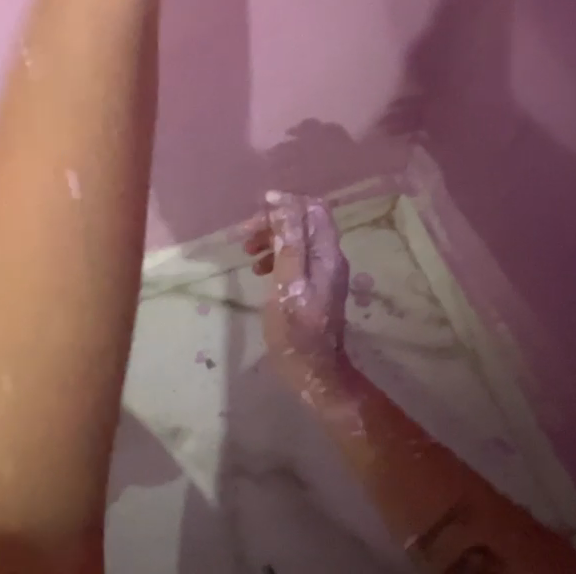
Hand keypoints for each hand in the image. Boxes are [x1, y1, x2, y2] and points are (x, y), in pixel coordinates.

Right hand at [246, 192, 354, 397]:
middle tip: (246, 234)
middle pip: (303, 222)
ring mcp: (323, 272)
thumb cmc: (297, 329)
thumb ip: (288, 242)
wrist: (314, 372)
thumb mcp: (287, 282)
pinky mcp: (314, 285)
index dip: (286, 203)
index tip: (257, 211)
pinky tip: (258, 269)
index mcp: (327, 254)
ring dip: (271, 239)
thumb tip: (280, 202)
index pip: (313, 208)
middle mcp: (330, 258)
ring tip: (248, 251)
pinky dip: (275, 257)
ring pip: (297, 239)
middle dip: (274, 222)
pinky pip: (295, 258)